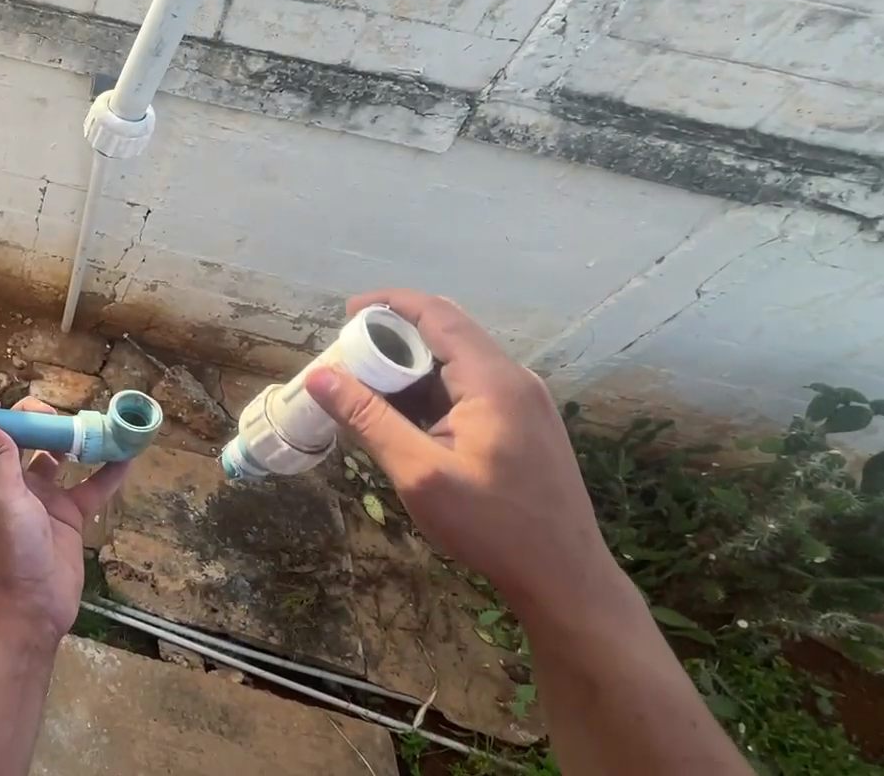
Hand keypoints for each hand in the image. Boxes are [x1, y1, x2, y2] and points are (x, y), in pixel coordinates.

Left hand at [0, 398, 128, 647]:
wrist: (31, 610)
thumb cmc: (8, 550)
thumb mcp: (0, 497)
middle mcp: (9, 484)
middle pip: (17, 441)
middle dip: (32, 422)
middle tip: (49, 416)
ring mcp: (40, 500)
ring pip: (55, 460)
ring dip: (68, 441)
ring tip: (85, 426)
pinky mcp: (68, 518)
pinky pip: (90, 488)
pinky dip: (106, 473)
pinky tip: (125, 456)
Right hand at [306, 290, 612, 610]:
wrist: (565, 579)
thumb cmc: (493, 526)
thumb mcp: (419, 472)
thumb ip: (367, 418)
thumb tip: (318, 375)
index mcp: (494, 382)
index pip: (438, 316)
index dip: (389, 304)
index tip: (346, 313)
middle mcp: (513, 380)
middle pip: (446, 333)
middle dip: (391, 336)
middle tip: (346, 356)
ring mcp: (521, 402)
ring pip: (454, 360)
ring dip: (407, 365)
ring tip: (363, 386)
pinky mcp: (520, 423)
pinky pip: (464, 386)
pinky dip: (426, 388)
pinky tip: (399, 414)